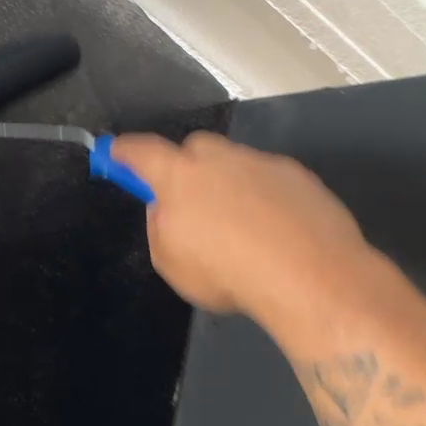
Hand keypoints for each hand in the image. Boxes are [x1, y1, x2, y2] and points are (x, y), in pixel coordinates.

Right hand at [112, 131, 380, 326]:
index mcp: (179, 177)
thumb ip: (160, 226)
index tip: (114, 152)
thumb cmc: (225, 272)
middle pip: (195, 148)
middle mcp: (222, 160)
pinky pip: (268, 182)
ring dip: (227, 185)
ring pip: (235, 165)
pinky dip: (262, 199)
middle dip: (184, 166)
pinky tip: (269, 232)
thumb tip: (167, 209)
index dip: (124, 151)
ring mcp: (266, 165)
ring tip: (236, 228)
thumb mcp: (169, 259)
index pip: (141, 151)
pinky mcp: (302, 179)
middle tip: (185, 200)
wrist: (311, 277)